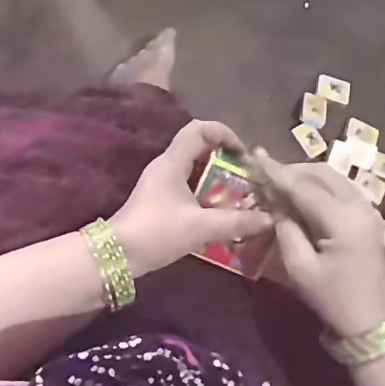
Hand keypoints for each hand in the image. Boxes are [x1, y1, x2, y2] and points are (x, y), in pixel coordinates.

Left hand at [110, 121, 274, 276]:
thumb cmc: (157, 232)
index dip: (225, 134)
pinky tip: (219, 216)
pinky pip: (188, 190)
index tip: (243, 156)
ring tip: (239, 199)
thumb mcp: (201, 227)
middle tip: (247, 180)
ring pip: (194, 172)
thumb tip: (268, 219)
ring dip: (217, 182)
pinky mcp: (158, 203)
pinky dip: (206, 197)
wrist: (116, 256)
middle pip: (199, 149)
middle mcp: (165, 167)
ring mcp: (160, 186)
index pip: (199, 129)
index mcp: (172, 162)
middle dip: (226, 161)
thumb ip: (237, 222)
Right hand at [250, 150, 384, 336]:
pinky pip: (338, 189)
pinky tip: (298, 195)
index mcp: (342, 219)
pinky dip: (317, 186)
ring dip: (303, 176)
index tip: (254, 156)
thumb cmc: (332, 298)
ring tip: (277, 184)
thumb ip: (285, 229)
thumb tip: (275, 202)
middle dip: (290, 170)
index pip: (303, 186)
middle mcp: (358, 205)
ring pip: (330, 177)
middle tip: (262, 175)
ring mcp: (367, 208)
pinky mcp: (367, 215)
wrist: (371, 321)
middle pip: (320, 174)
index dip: (276, 172)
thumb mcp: (299, 267)